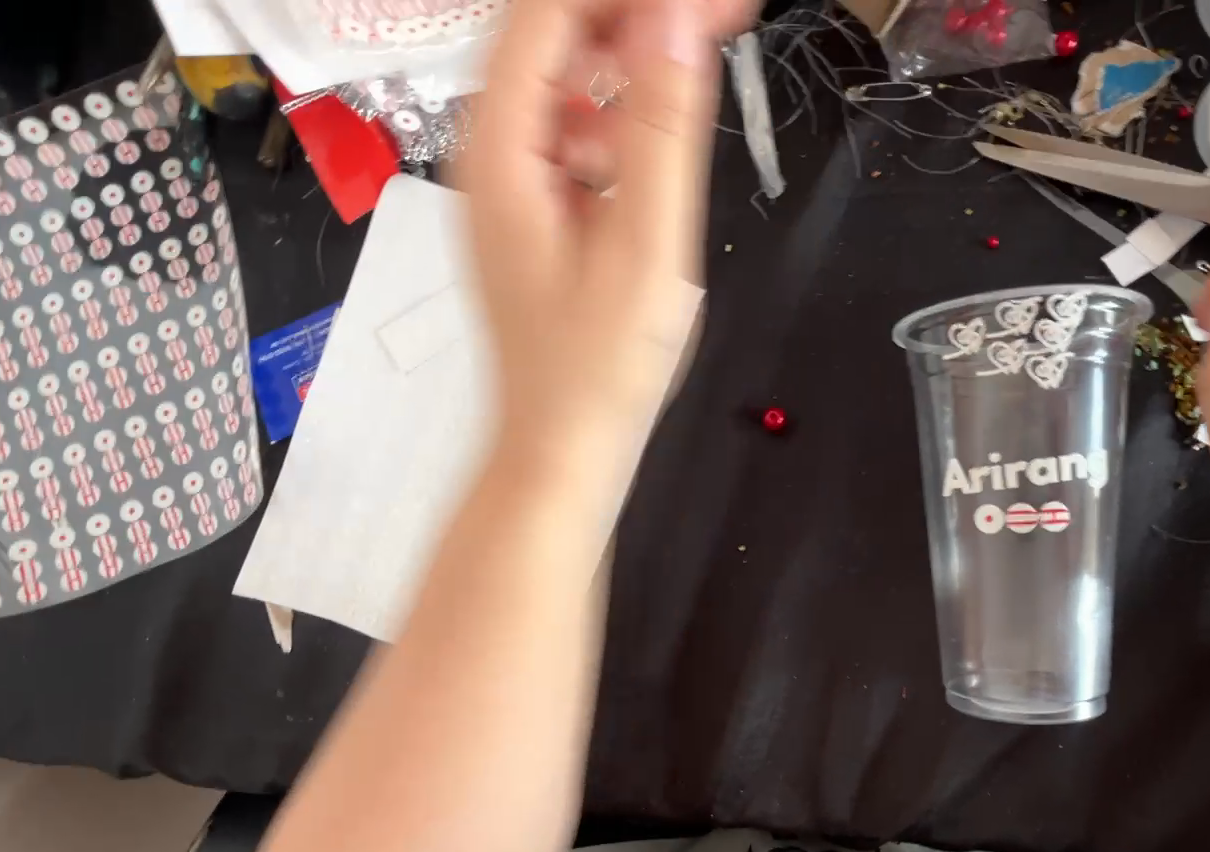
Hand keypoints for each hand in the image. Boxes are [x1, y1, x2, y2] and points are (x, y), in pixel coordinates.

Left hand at [458, 0, 739, 447]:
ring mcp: (504, 187)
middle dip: (634, 20)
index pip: (549, 14)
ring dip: (627, 71)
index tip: (715, 5)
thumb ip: (661, 129)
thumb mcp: (644, 247)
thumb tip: (675, 19)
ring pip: (561, 89)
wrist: (562, 449)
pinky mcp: (529, 217)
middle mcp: (487, 155)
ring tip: (692, 85)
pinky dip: (614, 129)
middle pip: (551, 39)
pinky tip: (648, 162)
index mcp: (500, 151)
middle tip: (722, 22)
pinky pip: (567, 141)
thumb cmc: (600, 368)